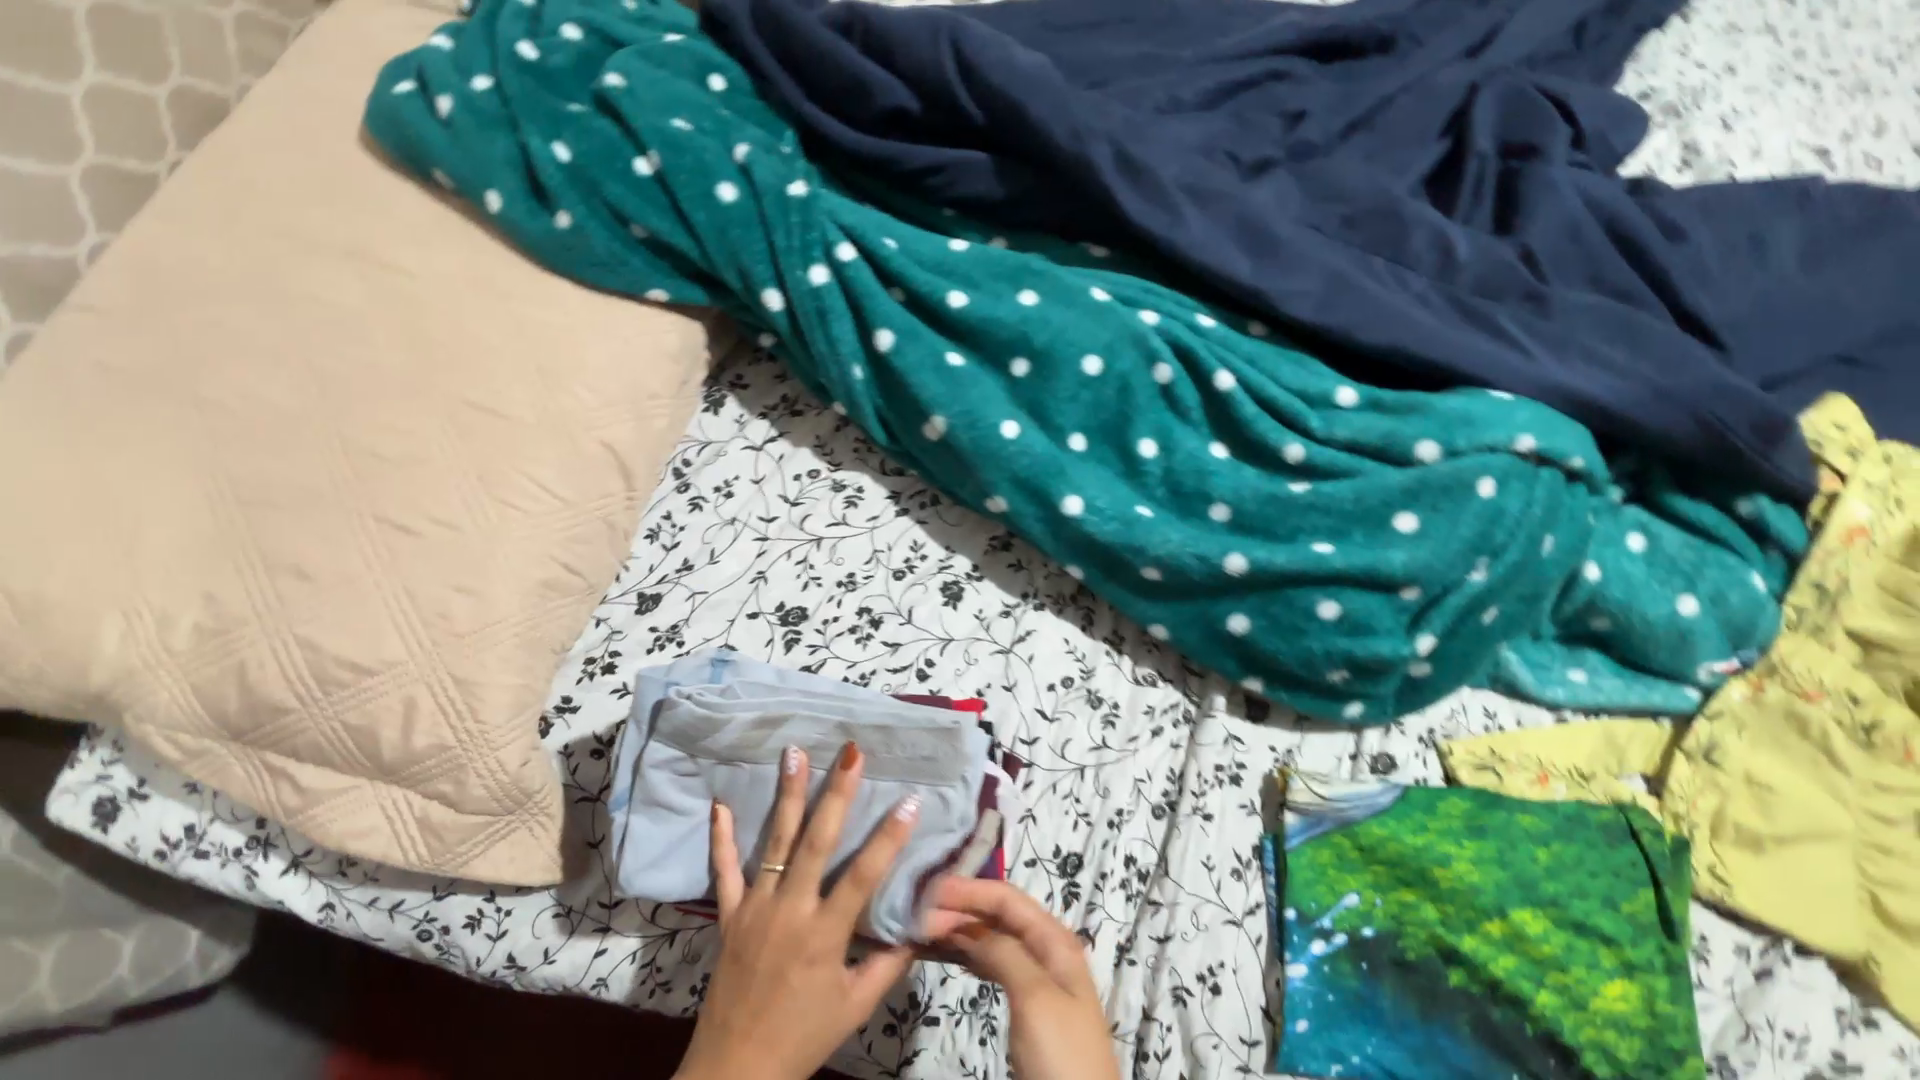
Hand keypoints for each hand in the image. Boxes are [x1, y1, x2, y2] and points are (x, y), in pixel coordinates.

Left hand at [675, 742, 920, 1079]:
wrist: (736, 1068)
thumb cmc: (804, 1036)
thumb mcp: (856, 1005)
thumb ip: (889, 961)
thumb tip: (919, 921)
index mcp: (824, 934)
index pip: (864, 876)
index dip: (890, 838)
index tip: (911, 800)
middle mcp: (789, 911)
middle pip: (816, 842)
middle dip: (836, 793)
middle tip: (851, 753)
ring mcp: (755, 908)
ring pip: (773, 842)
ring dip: (787, 795)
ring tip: (794, 753)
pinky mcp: (729, 916)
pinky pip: (724, 872)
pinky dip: (721, 838)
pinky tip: (719, 804)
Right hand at [925, 877, 1120, 1079]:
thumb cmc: (1061, 1053)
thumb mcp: (1034, 998)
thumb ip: (1004, 953)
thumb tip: (967, 924)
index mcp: (1055, 940)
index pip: (1008, 899)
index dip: (970, 890)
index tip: (929, 888)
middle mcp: (1047, 949)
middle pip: (1000, 915)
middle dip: (962, 907)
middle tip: (918, 910)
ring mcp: (1037, 976)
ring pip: (994, 938)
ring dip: (961, 928)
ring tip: (924, 927)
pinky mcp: (1026, 1001)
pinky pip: (993, 963)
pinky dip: (969, 953)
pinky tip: (947, 953)